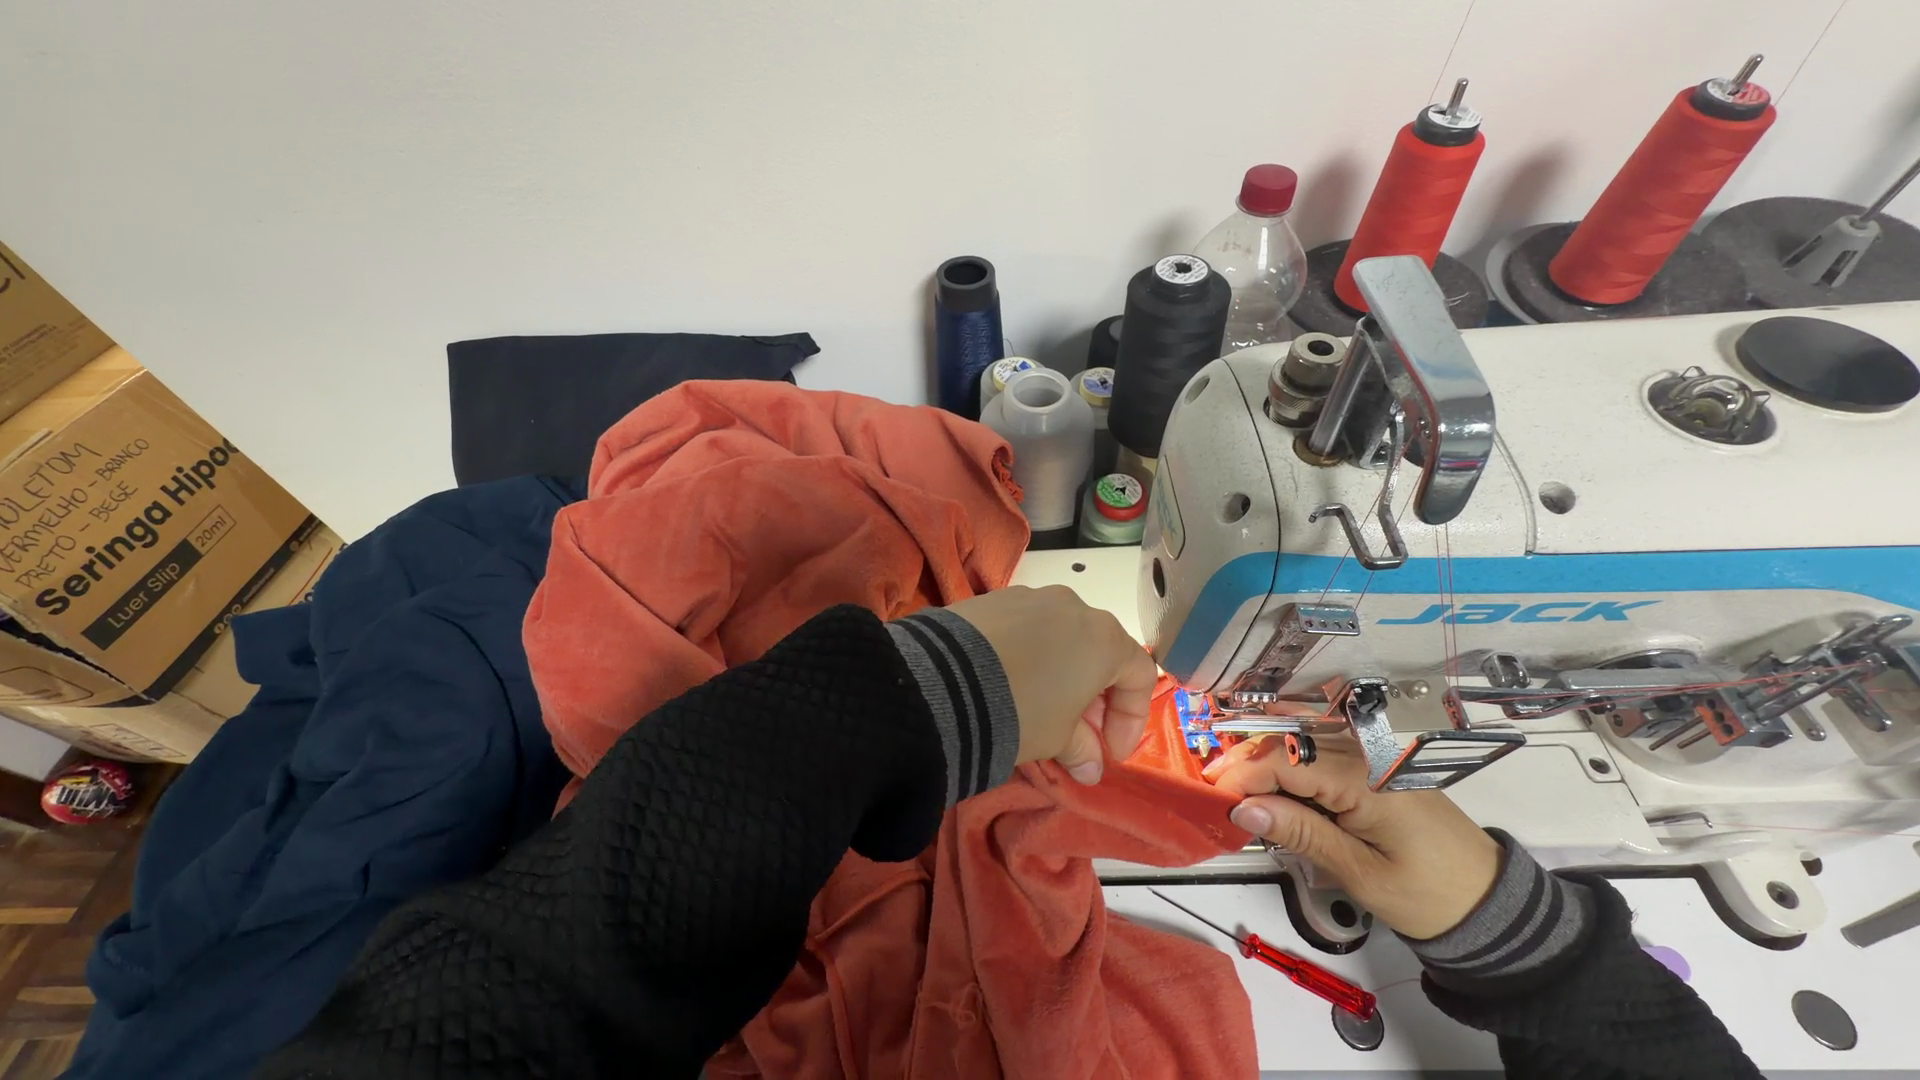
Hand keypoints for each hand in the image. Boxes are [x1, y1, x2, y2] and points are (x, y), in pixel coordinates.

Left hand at [941, 585, 1156, 784]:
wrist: (944, 682)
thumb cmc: (1020, 711)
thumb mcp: (1055, 739)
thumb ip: (1080, 749)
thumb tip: (1089, 767)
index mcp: (1104, 638)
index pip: (1139, 675)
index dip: (1131, 718)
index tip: (1110, 751)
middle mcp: (1073, 606)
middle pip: (1099, 650)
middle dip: (1095, 695)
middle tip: (1078, 732)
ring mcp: (1030, 597)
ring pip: (1060, 636)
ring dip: (1059, 671)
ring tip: (1038, 706)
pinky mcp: (992, 599)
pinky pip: (1023, 628)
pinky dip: (1026, 655)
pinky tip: (1005, 682)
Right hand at [1206, 732, 1500, 939]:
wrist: (1491, 907)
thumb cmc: (1428, 896)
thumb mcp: (1359, 873)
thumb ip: (1301, 833)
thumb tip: (1243, 808)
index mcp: (1367, 779)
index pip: (1287, 760)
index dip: (1243, 775)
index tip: (1212, 799)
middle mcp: (1369, 756)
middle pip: (1290, 745)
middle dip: (1247, 766)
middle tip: (1215, 798)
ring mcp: (1374, 759)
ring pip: (1302, 747)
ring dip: (1265, 768)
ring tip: (1238, 798)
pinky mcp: (1376, 770)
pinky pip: (1322, 758)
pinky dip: (1291, 773)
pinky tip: (1275, 797)